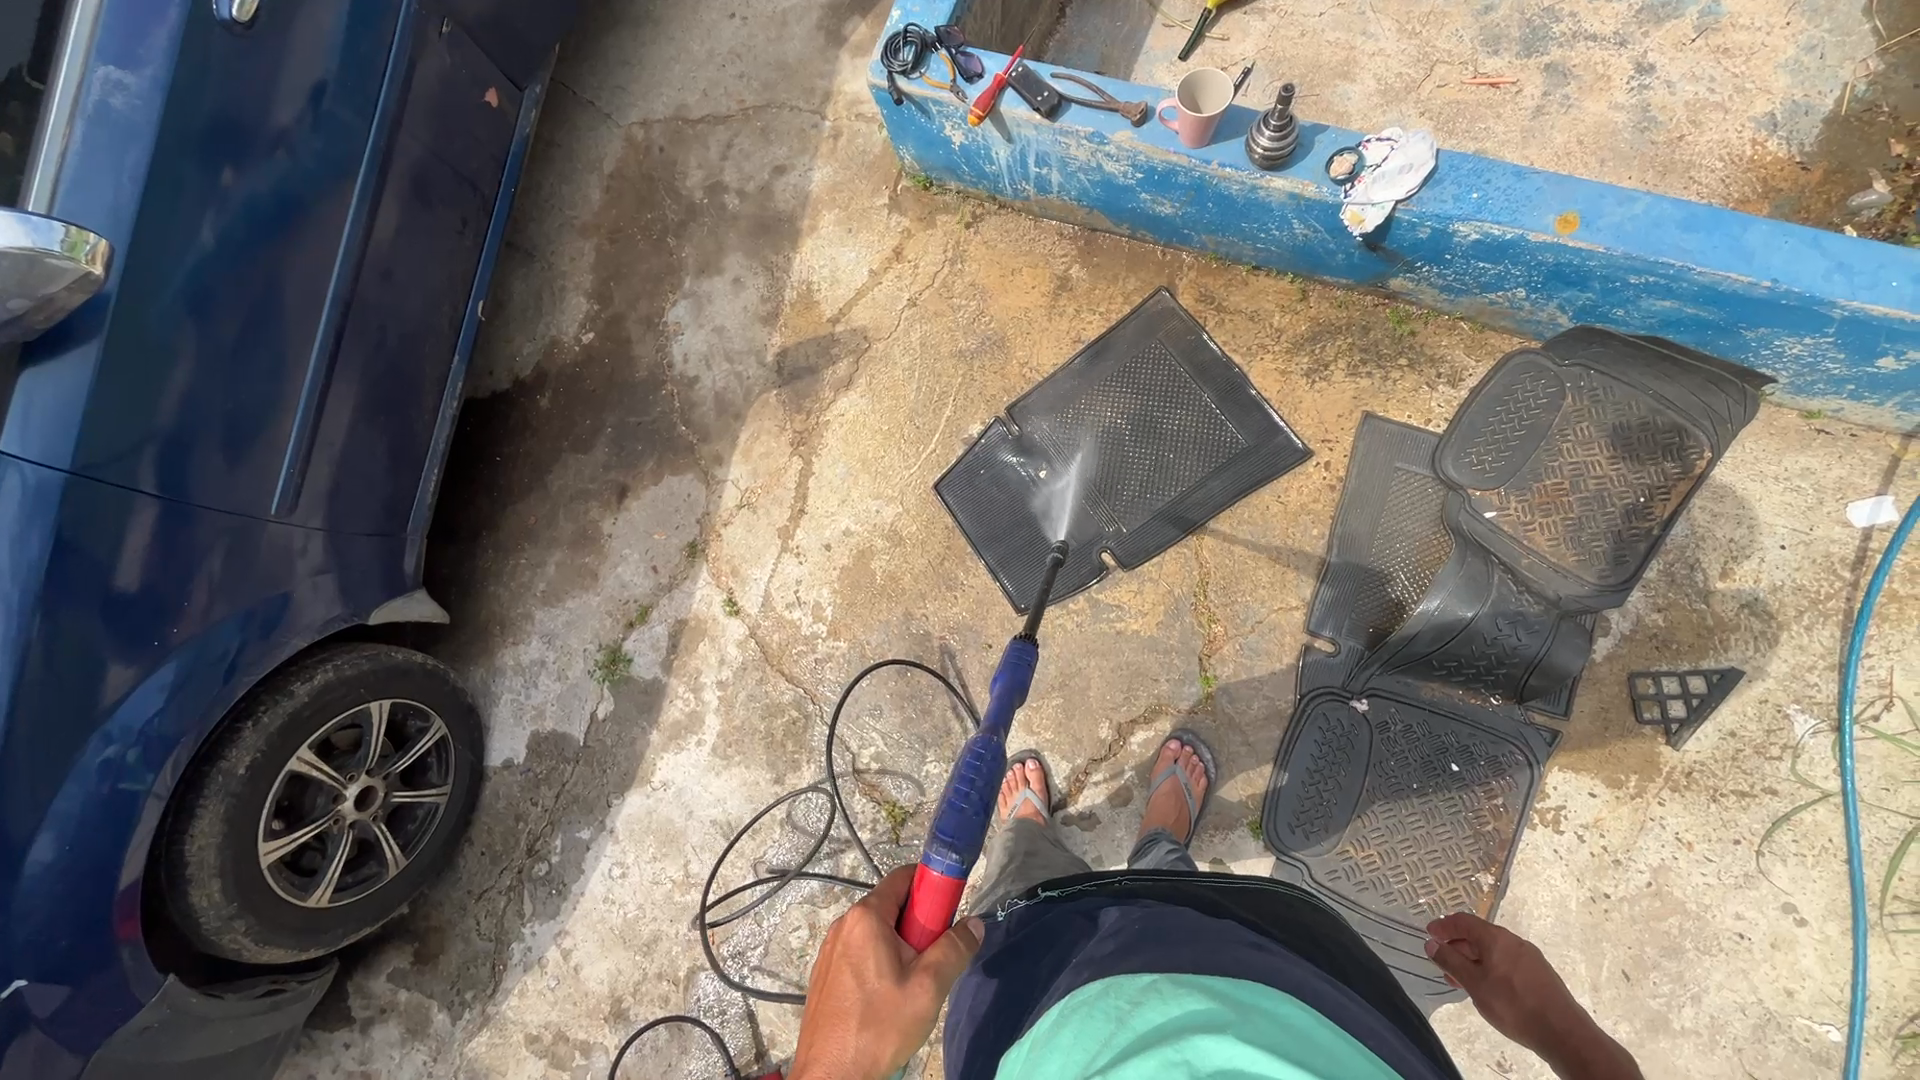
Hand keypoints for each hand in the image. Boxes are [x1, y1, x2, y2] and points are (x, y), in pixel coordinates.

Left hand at [790, 866, 984, 1079]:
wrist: (832, 1078)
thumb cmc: (878, 1028)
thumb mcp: (928, 988)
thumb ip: (955, 950)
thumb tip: (975, 924)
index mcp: (866, 916)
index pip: (904, 877)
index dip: (932, 887)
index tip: (950, 912)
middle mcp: (844, 924)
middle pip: (893, 906)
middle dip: (919, 925)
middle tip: (934, 959)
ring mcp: (831, 949)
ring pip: (878, 933)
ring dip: (902, 948)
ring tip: (913, 986)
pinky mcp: (826, 974)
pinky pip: (862, 954)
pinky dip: (881, 964)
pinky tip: (888, 1000)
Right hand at [1425, 913, 1641, 1079]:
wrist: (1565, 1034)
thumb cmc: (1513, 1005)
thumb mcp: (1473, 983)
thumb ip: (1449, 960)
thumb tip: (1431, 944)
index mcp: (1495, 937)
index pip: (1462, 921)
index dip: (1443, 927)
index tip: (1429, 937)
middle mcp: (1513, 941)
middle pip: (1478, 936)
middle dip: (1457, 947)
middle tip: (1444, 965)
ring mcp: (1530, 958)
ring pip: (1494, 952)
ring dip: (1474, 961)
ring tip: (1464, 982)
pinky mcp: (1541, 975)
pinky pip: (1508, 963)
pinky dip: (1491, 969)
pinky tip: (1490, 989)